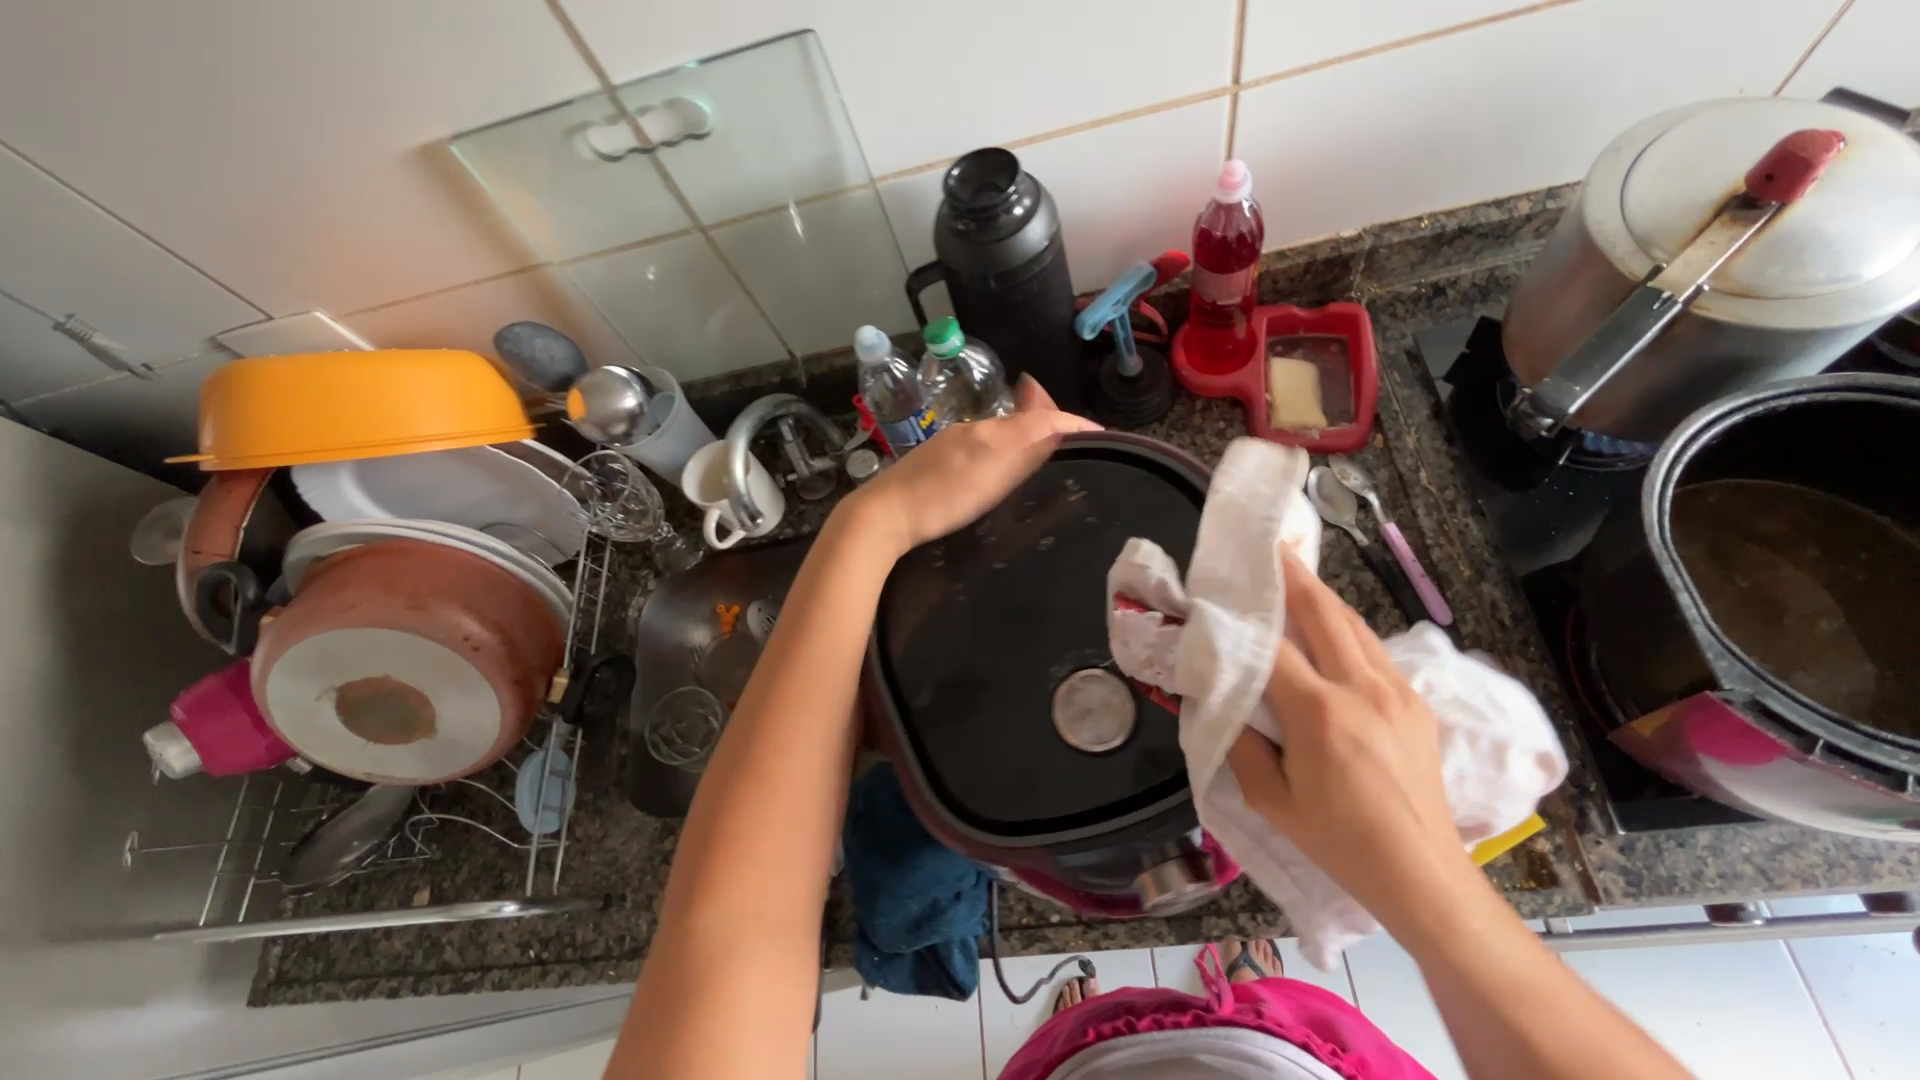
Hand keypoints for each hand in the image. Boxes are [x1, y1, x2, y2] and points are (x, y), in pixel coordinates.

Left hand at [841, 376, 1099, 556]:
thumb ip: (1028, 445)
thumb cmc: (940, 498)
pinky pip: (982, 452)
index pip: (1043, 419)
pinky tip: (1003, 478)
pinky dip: (1004, 458)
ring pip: (1001, 438)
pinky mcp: (935, 465)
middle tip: (1082, 454)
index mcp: (989, 431)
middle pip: (1023, 424)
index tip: (1105, 440)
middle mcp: (971, 431)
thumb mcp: (992, 472)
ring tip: (1051, 467)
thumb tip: (1065, 424)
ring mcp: (950, 447)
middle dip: (1055, 433)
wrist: (880, 517)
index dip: (1075, 425)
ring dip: (1029, 445)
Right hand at [1227, 551, 1469, 925]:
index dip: (1243, 615)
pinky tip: (1331, 632)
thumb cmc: (1336, 841)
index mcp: (1320, 712)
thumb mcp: (1269, 800)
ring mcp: (1397, 692)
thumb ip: (1239, 741)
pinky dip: (1346, 629)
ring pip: (1355, 624)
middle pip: (1324, 612)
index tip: (1222, 588)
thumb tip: (1221, 698)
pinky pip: (1374, 651)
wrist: (1421, 873)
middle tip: (1271, 546)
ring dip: (1323, 597)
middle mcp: (1362, 688)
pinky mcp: (1417, 703)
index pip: (1272, 645)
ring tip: (1298, 574)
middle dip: (1295, 575)